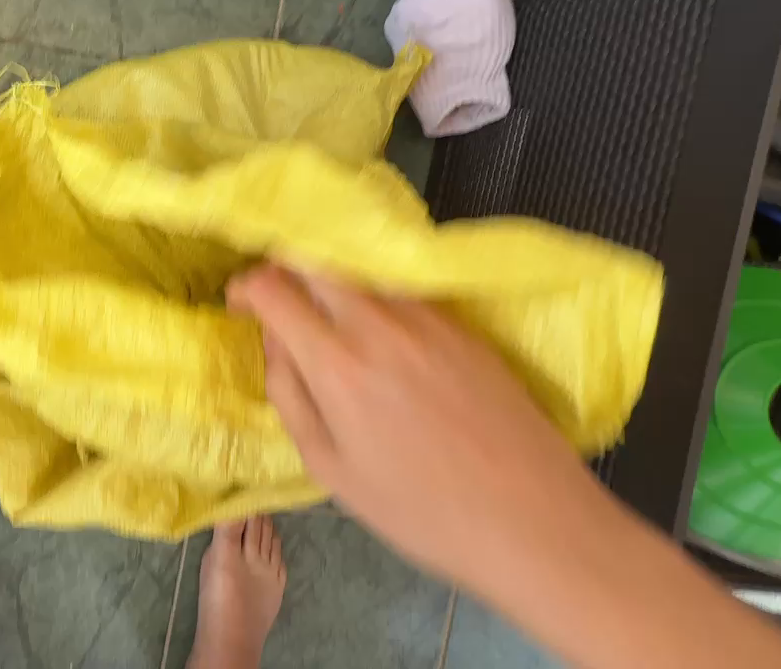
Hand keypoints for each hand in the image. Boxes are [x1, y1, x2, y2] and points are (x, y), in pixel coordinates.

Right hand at [226, 266, 615, 589]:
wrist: (538, 525)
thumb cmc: (420, 509)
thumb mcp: (329, 466)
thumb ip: (288, 393)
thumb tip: (272, 342)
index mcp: (337, 363)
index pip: (271, 287)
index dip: (244, 287)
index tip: (241, 306)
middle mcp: (377, 324)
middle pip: (311, 256)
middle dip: (280, 266)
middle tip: (277, 296)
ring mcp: (426, 317)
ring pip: (356, 265)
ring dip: (325, 276)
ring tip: (323, 311)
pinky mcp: (461, 324)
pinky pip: (398, 288)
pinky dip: (370, 293)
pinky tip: (377, 331)